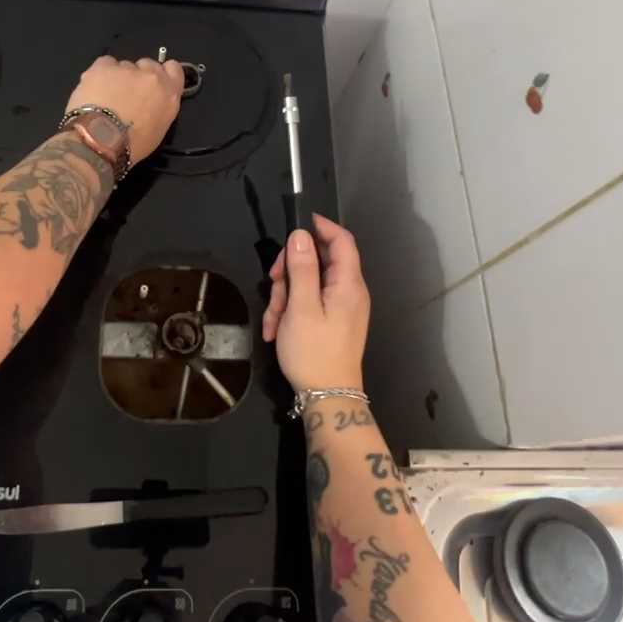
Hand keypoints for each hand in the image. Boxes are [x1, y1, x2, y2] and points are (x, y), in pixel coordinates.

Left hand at [65, 55, 184, 160]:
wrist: (100, 140)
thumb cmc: (132, 145)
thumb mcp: (158, 129)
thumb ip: (160, 107)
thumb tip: (152, 101)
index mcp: (169, 92)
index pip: (174, 69)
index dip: (163, 74)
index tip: (154, 85)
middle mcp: (151, 75)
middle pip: (148, 65)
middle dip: (139, 77)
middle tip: (128, 95)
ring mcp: (127, 68)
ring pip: (124, 66)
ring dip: (118, 78)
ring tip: (106, 97)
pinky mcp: (104, 66)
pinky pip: (105, 64)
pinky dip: (101, 74)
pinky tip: (95, 89)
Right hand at [260, 214, 369, 391]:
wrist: (327, 397)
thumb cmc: (314, 351)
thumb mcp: (300, 307)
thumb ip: (301, 268)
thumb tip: (301, 235)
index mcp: (348, 284)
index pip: (342, 240)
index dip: (321, 227)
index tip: (297, 224)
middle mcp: (349, 292)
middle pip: (318, 261)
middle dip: (290, 270)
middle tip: (273, 284)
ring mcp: (340, 308)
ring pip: (307, 284)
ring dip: (285, 297)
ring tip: (274, 321)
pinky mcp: (331, 322)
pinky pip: (308, 304)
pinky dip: (290, 312)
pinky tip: (277, 331)